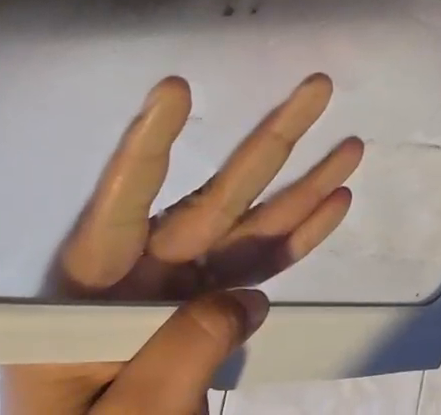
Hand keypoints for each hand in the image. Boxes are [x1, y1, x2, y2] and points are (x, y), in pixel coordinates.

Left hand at [2, 74, 363, 413]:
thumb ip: (179, 352)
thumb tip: (244, 299)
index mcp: (86, 301)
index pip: (117, 212)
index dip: (147, 150)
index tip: (178, 89)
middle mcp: (139, 281)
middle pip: (214, 199)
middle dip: (271, 142)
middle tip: (318, 88)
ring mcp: (182, 295)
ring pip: (253, 225)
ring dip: (304, 184)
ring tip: (354, 144)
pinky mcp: (213, 317)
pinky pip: (264, 266)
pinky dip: (301, 236)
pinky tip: (337, 202)